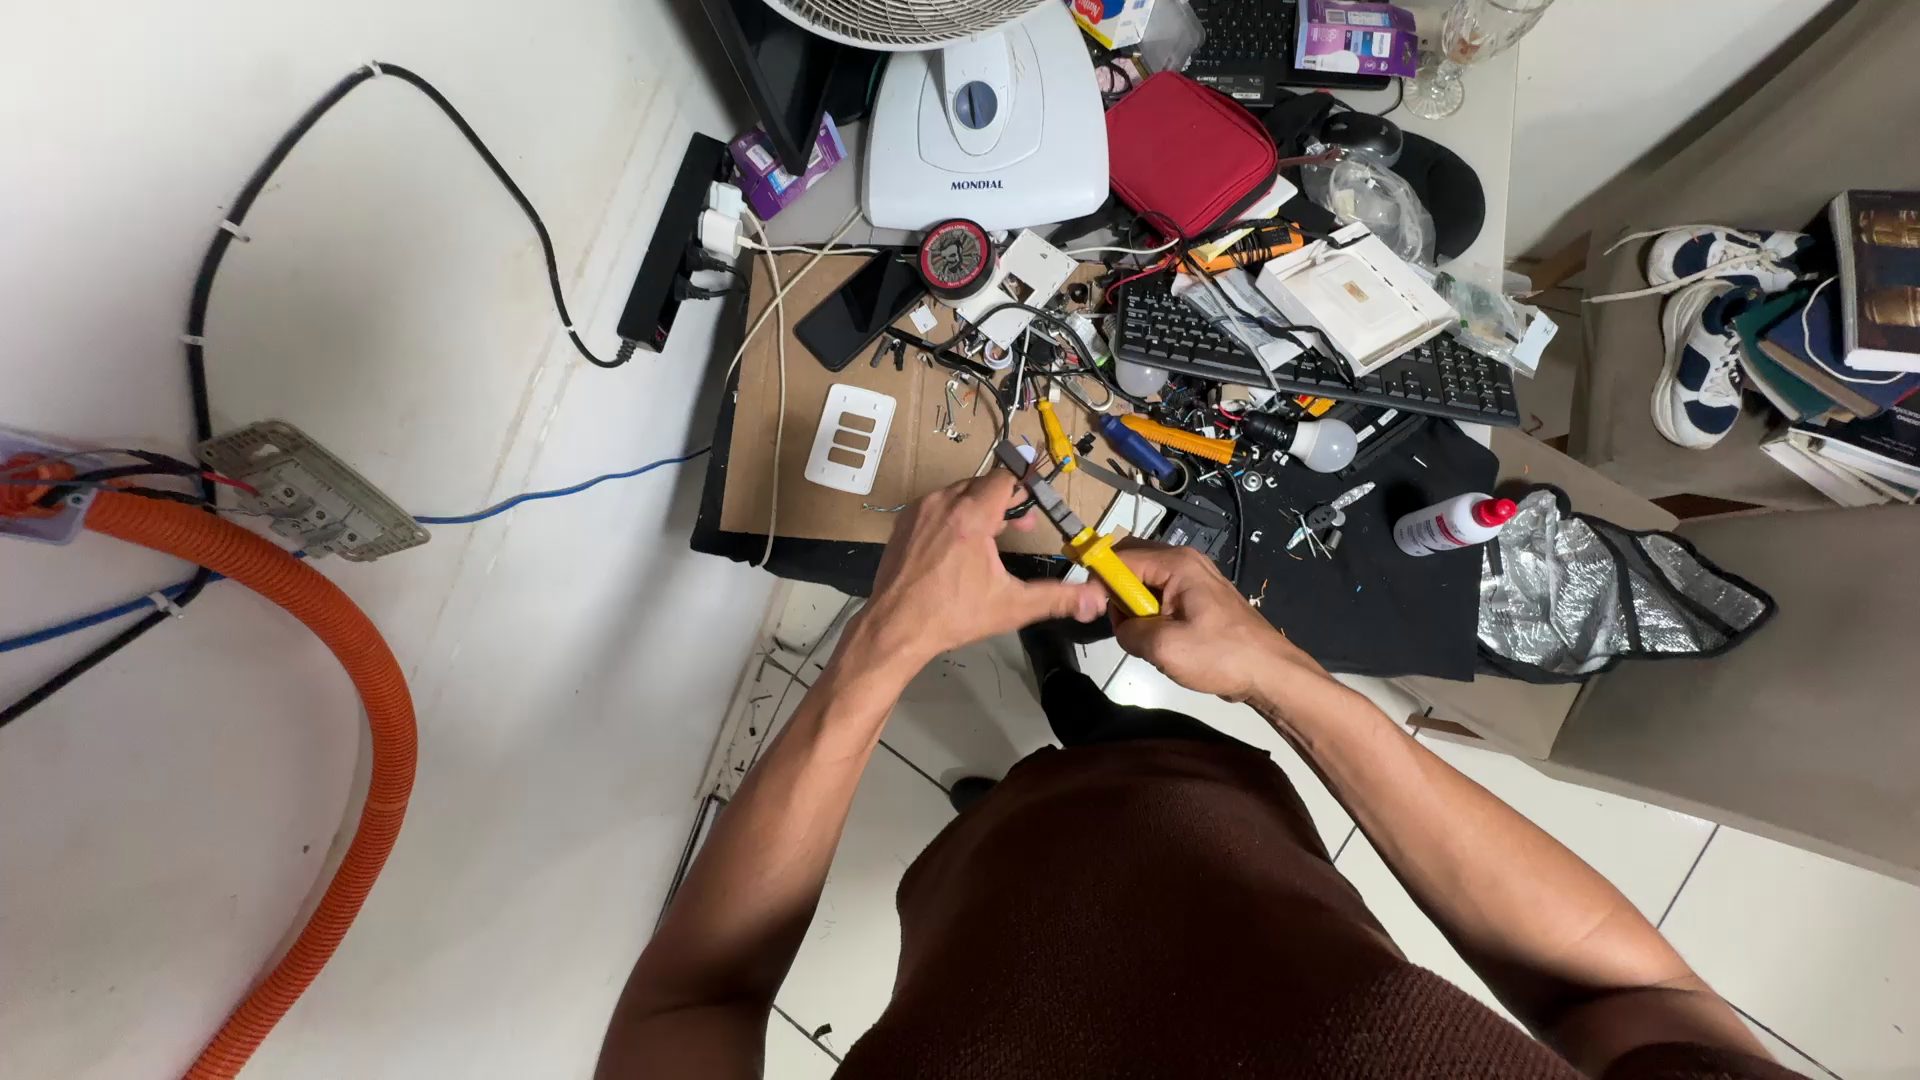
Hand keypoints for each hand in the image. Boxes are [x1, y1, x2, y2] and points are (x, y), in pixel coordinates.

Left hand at [842, 472, 1107, 677]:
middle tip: (1018, 526)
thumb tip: (1095, 599)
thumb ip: (1057, 598)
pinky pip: (937, 504)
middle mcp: (942, 504)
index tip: (1033, 496)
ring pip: (958, 493)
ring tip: (990, 537)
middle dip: (1004, 501)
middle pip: (982, 484)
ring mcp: (919, 510)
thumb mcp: (1011, 606)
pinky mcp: (904, 522)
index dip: (1023, 484)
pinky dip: (953, 514)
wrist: (895, 628)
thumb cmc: (951, 616)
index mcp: (970, 516)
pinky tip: (959, 544)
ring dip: (978, 507)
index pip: (1004, 478)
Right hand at [1107, 541, 1324, 703]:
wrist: (1271, 673)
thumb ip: (1127, 630)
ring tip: (1144, 634)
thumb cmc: (1221, 656)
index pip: (1120, 557)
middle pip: (1131, 560)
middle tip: (1120, 622)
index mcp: (1177, 563)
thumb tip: (1121, 625)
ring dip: (1134, 604)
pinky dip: (1150, 611)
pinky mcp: (1198, 595)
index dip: (1099, 580)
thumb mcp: (1163, 647)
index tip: (1093, 608)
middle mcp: (1185, 561)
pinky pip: (1160, 592)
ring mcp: (1194, 577)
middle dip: (1117, 589)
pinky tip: (1160, 636)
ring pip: (1145, 579)